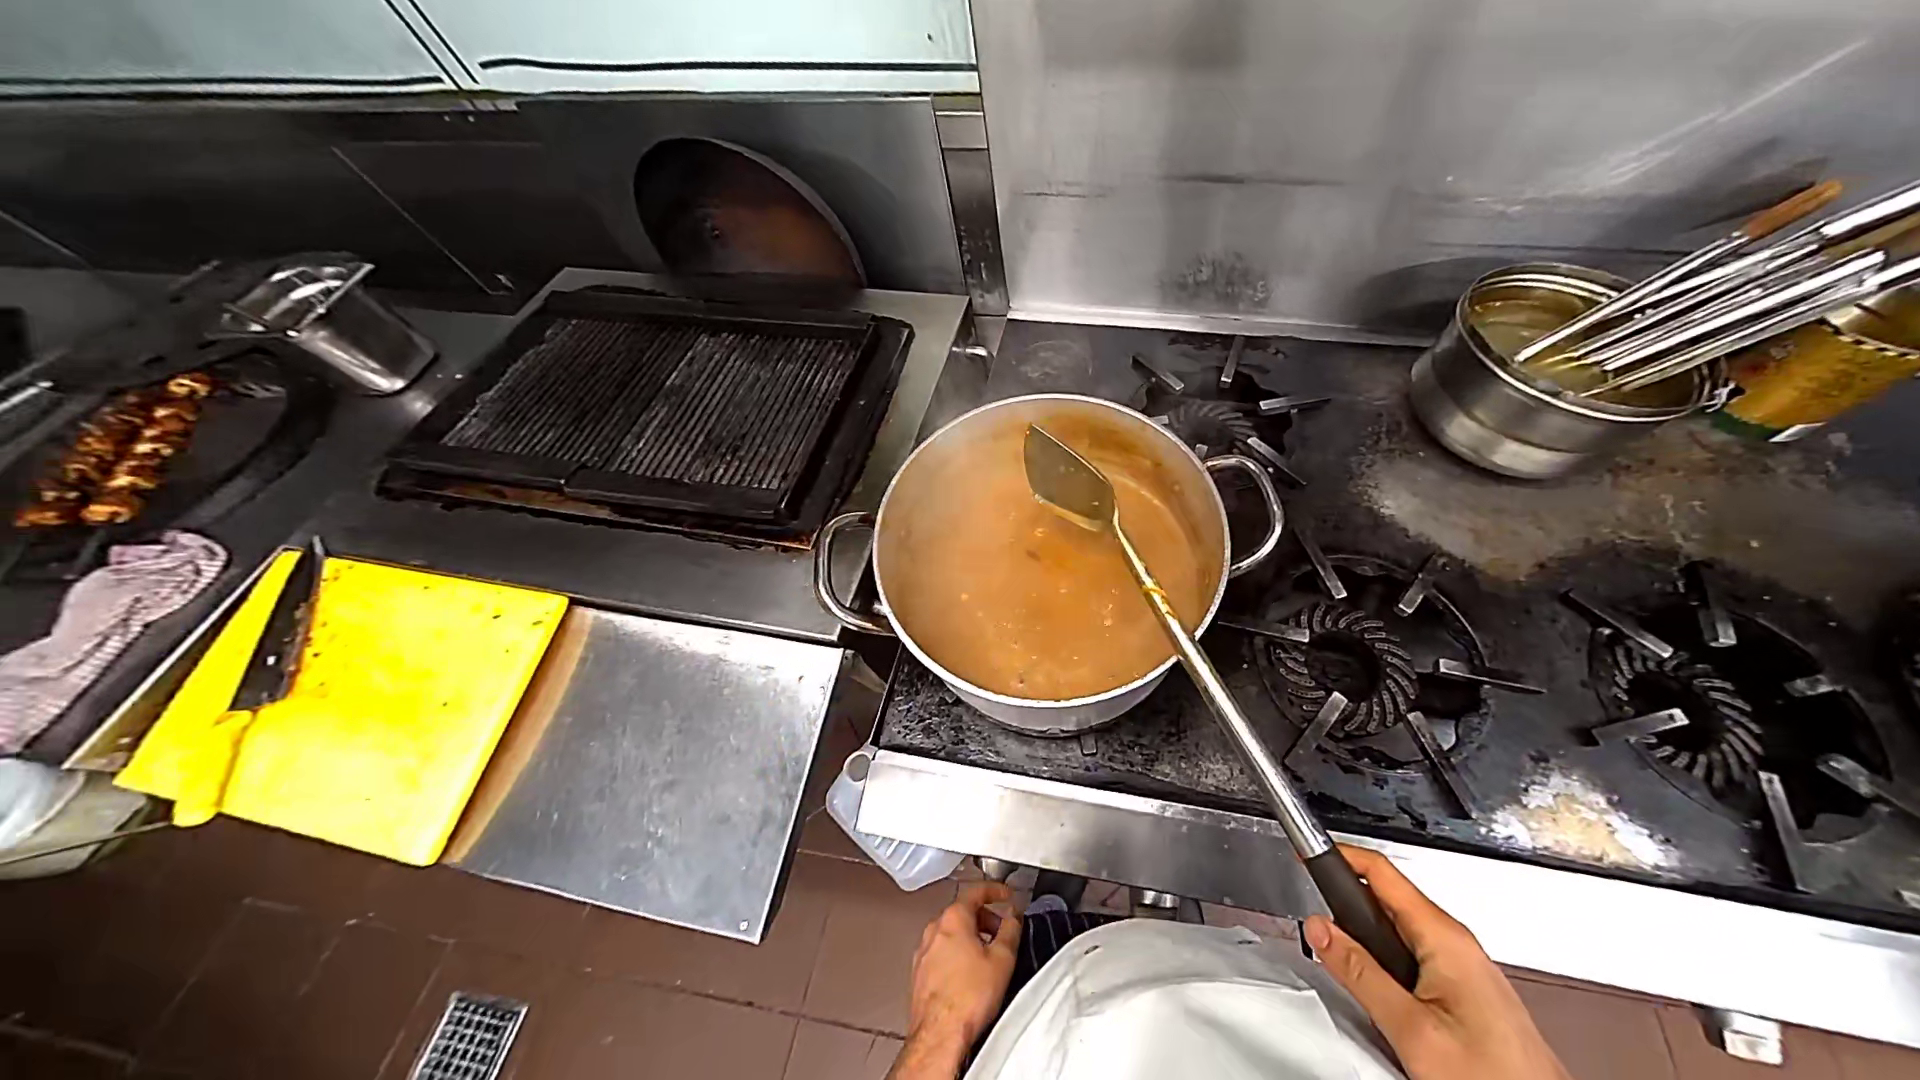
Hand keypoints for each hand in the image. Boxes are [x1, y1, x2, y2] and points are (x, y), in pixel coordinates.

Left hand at [890, 882, 1022, 1079]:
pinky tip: (968, 976)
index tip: (1004, 894)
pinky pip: (941, 953)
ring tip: (987, 959)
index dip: (995, 890)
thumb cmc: (966, 999)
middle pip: (963, 912)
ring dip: (970, 938)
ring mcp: (924, 951)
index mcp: (953, 918)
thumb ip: (1010, 930)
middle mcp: (934, 929)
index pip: (976, 891)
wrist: (939, 1034)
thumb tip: (1012, 918)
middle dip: (985, 919)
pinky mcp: (920, 972)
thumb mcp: (1002, 959)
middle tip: (1000, 931)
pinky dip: (956, 955)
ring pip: (951, 933)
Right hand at [1305, 845, 1571, 1079]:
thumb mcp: (1411, 1028)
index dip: (1340, 856)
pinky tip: (1377, 988)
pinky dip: (1384, 959)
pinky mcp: (1464, 991)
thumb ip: (1359, 973)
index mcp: (1446, 938)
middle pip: (1386, 899)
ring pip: (1398, 931)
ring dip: (1365, 937)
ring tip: (1343, 961)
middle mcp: (1458, 945)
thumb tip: (1320, 929)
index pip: (1382, 872)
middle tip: (1317, 923)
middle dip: (1347, 905)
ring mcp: (1464, 968)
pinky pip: (1412, 956)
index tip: (1307, 852)